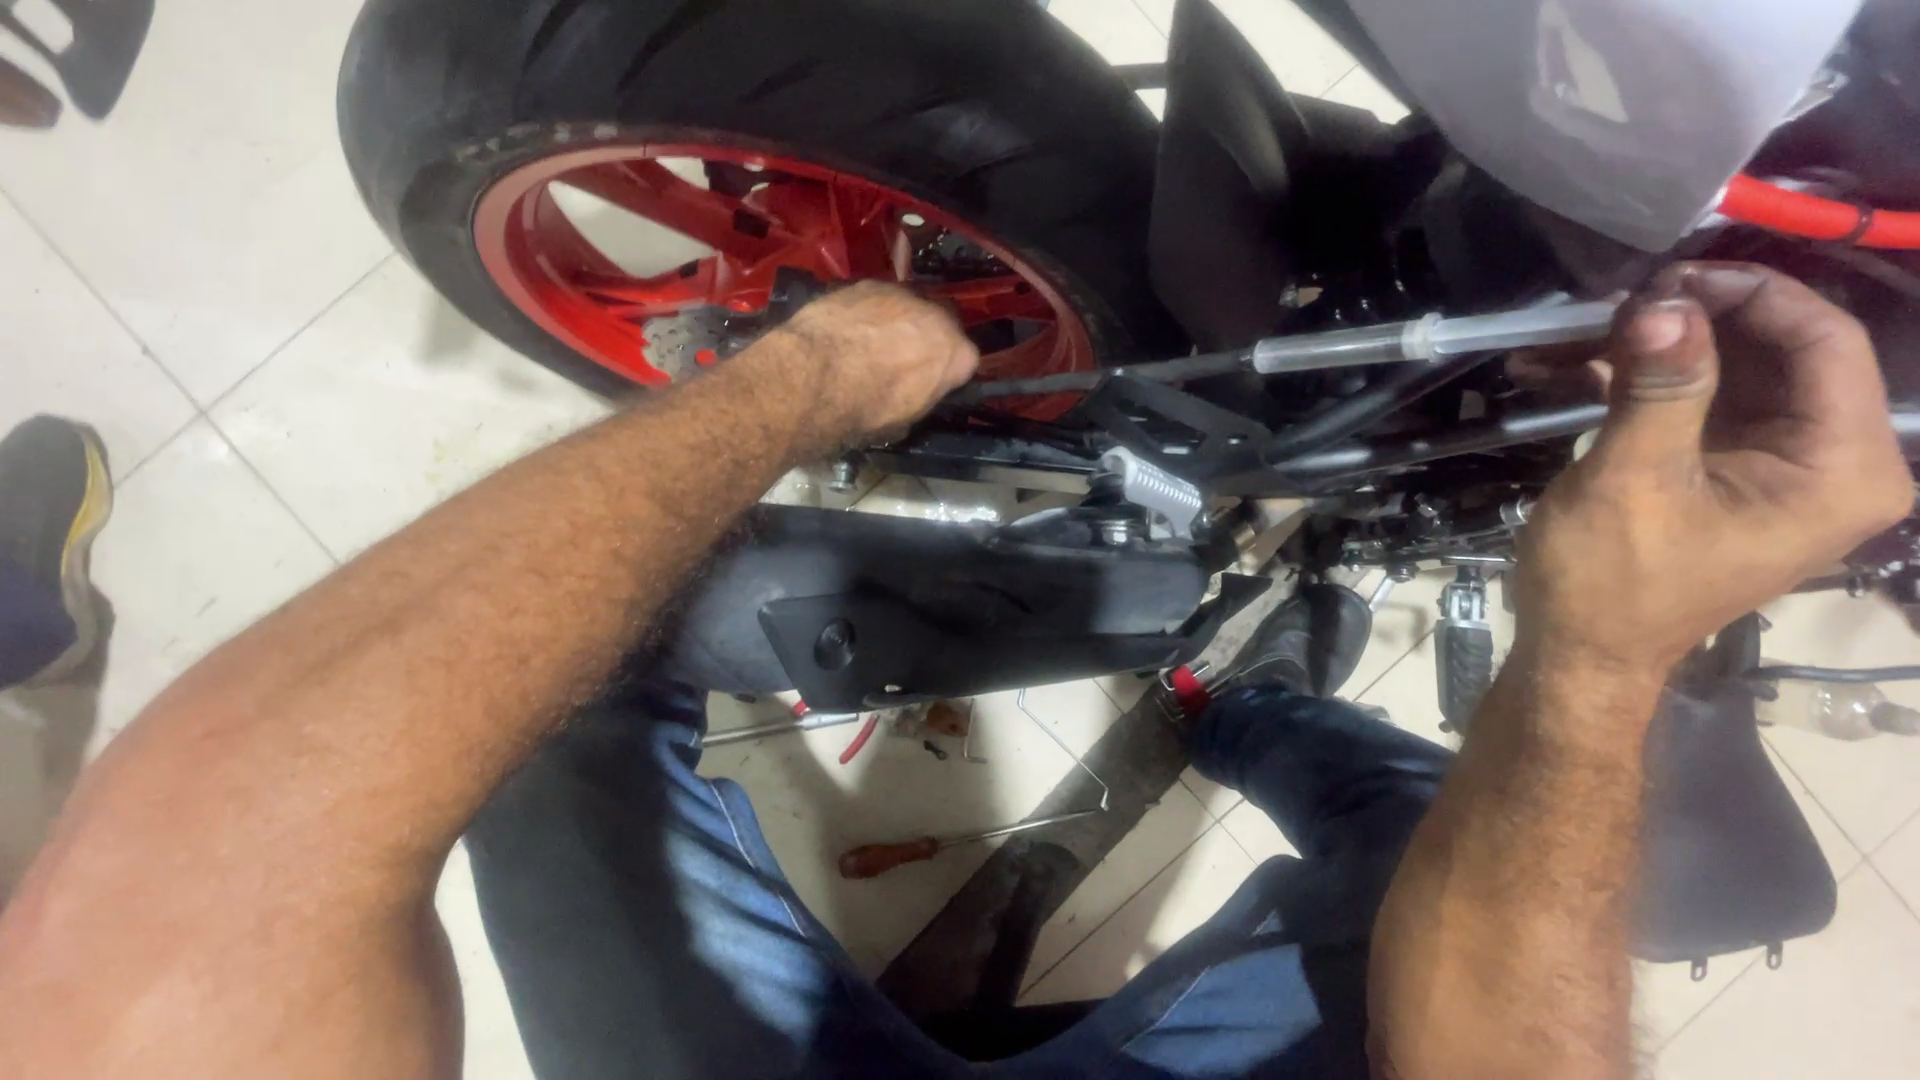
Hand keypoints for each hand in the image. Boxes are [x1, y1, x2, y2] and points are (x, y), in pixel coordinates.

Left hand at [766, 281, 979, 440]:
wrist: (817, 377)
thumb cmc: (867, 410)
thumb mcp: (906, 419)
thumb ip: (922, 396)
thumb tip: (913, 393)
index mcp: (958, 354)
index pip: (964, 360)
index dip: (946, 371)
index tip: (930, 382)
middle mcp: (938, 315)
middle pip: (940, 323)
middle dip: (927, 337)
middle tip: (902, 359)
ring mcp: (901, 293)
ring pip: (907, 305)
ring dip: (896, 320)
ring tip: (869, 343)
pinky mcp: (865, 282)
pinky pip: (874, 298)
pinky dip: (866, 311)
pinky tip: (847, 330)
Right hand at [1517, 262, 1913, 673]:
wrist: (1580, 651)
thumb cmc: (1611, 579)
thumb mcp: (1632, 479)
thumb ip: (1660, 388)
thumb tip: (1665, 303)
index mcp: (1841, 467)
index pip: (1826, 345)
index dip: (1752, 297)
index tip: (1666, 278)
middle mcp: (1829, 461)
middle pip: (1779, 355)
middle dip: (1693, 324)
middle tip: (1614, 305)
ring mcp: (1775, 468)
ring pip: (1730, 377)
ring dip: (1652, 352)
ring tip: (1574, 336)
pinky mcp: (1723, 475)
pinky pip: (1696, 409)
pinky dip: (1636, 387)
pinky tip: (1568, 371)